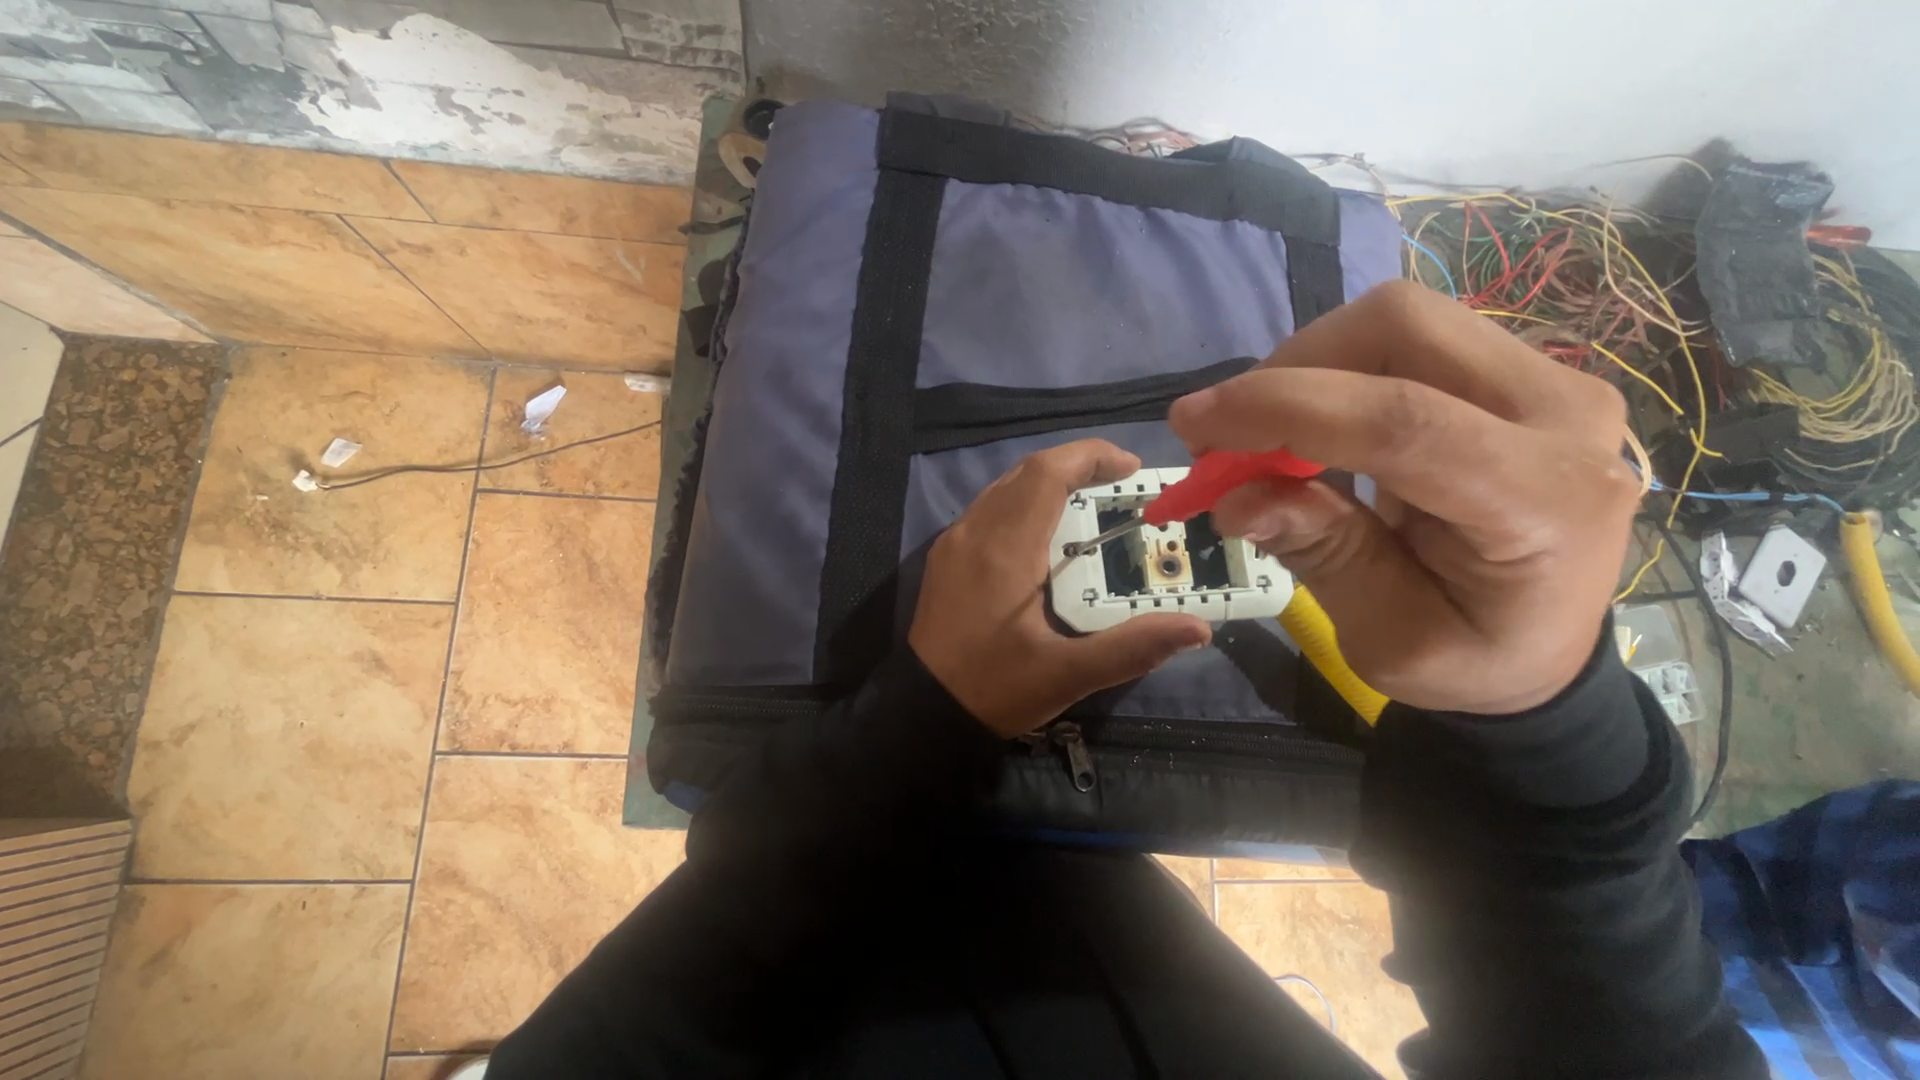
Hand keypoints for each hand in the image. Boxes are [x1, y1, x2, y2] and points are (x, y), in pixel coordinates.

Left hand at [909, 439, 1212, 736]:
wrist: (921, 711)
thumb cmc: (994, 688)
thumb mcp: (1067, 675)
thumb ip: (1132, 648)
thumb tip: (1197, 628)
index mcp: (1004, 548)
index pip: (1046, 473)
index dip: (1090, 457)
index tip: (1131, 468)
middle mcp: (975, 532)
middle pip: (1026, 472)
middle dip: (1075, 466)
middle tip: (1120, 484)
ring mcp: (954, 543)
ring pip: (1004, 488)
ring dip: (1047, 482)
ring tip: (1090, 503)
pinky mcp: (945, 559)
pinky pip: (988, 509)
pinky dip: (1024, 503)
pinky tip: (1046, 535)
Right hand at [1169, 281, 1639, 714]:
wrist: (1547, 649)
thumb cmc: (1472, 660)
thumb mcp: (1387, 640)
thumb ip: (1321, 556)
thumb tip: (1234, 498)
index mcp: (1545, 502)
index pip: (1402, 422)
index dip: (1284, 411)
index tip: (1192, 425)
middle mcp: (1562, 414)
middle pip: (1402, 329)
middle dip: (1290, 372)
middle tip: (1228, 437)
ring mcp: (1547, 380)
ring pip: (1398, 320)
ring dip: (1306, 370)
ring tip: (1266, 438)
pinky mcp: (1519, 371)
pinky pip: (1405, 339)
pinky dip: (1332, 372)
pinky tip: (1310, 428)